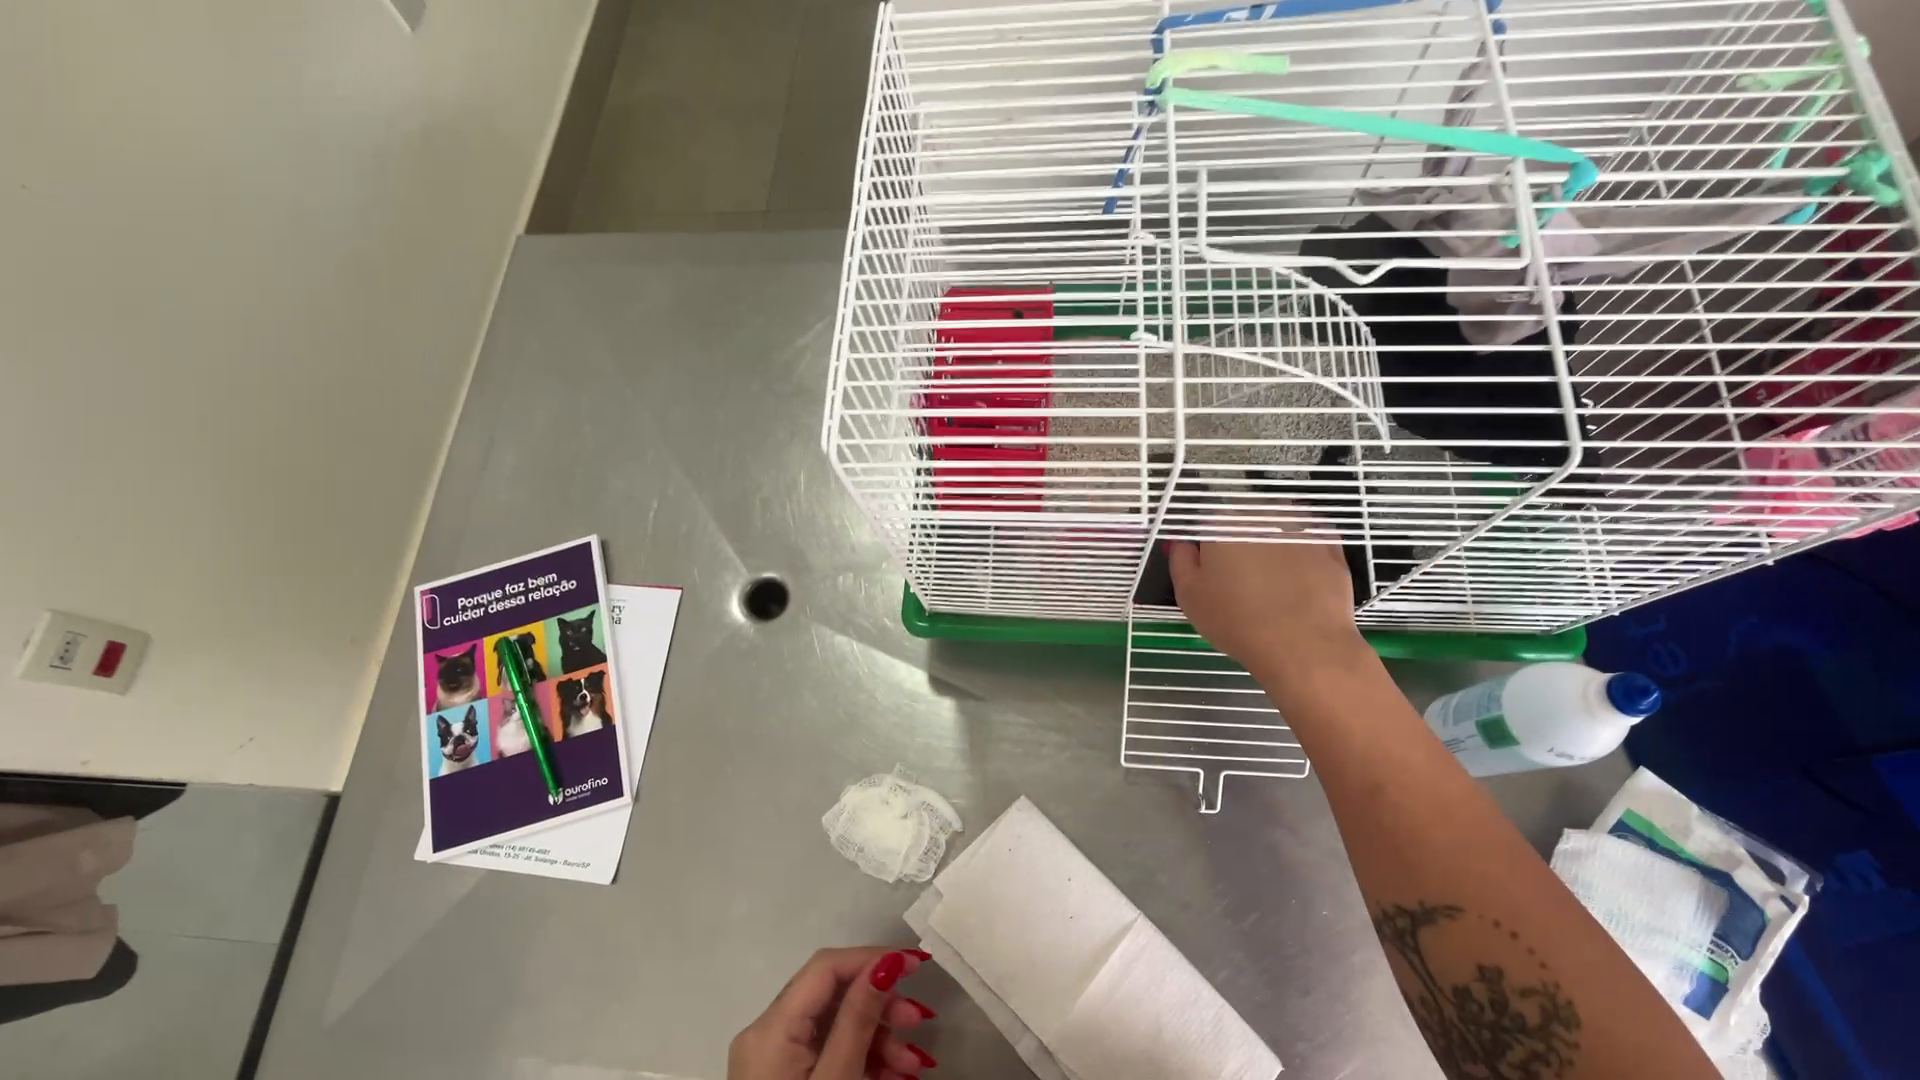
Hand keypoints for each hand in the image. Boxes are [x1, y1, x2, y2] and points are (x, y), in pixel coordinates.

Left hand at [728, 947, 938, 1079]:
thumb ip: (859, 1020)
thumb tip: (887, 961)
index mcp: (771, 1028)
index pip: (825, 968)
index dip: (872, 958)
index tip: (918, 964)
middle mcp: (767, 1035)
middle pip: (833, 996)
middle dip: (882, 1007)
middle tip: (920, 1024)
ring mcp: (775, 1061)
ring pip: (836, 1027)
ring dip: (881, 1039)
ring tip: (915, 1066)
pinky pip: (829, 1054)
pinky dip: (865, 1060)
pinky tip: (897, 1077)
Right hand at [1168, 530, 1371, 684]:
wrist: (1303, 644)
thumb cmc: (1237, 621)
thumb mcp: (1188, 596)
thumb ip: (1180, 560)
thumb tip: (1184, 543)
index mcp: (1222, 522)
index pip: (1207, 525)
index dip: (1207, 551)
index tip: (1211, 574)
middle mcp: (1261, 513)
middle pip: (1243, 521)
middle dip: (1240, 543)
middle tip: (1241, 581)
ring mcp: (1299, 525)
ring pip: (1277, 524)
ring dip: (1271, 541)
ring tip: (1272, 578)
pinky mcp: (1329, 542)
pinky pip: (1308, 538)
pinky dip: (1302, 549)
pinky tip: (1298, 574)